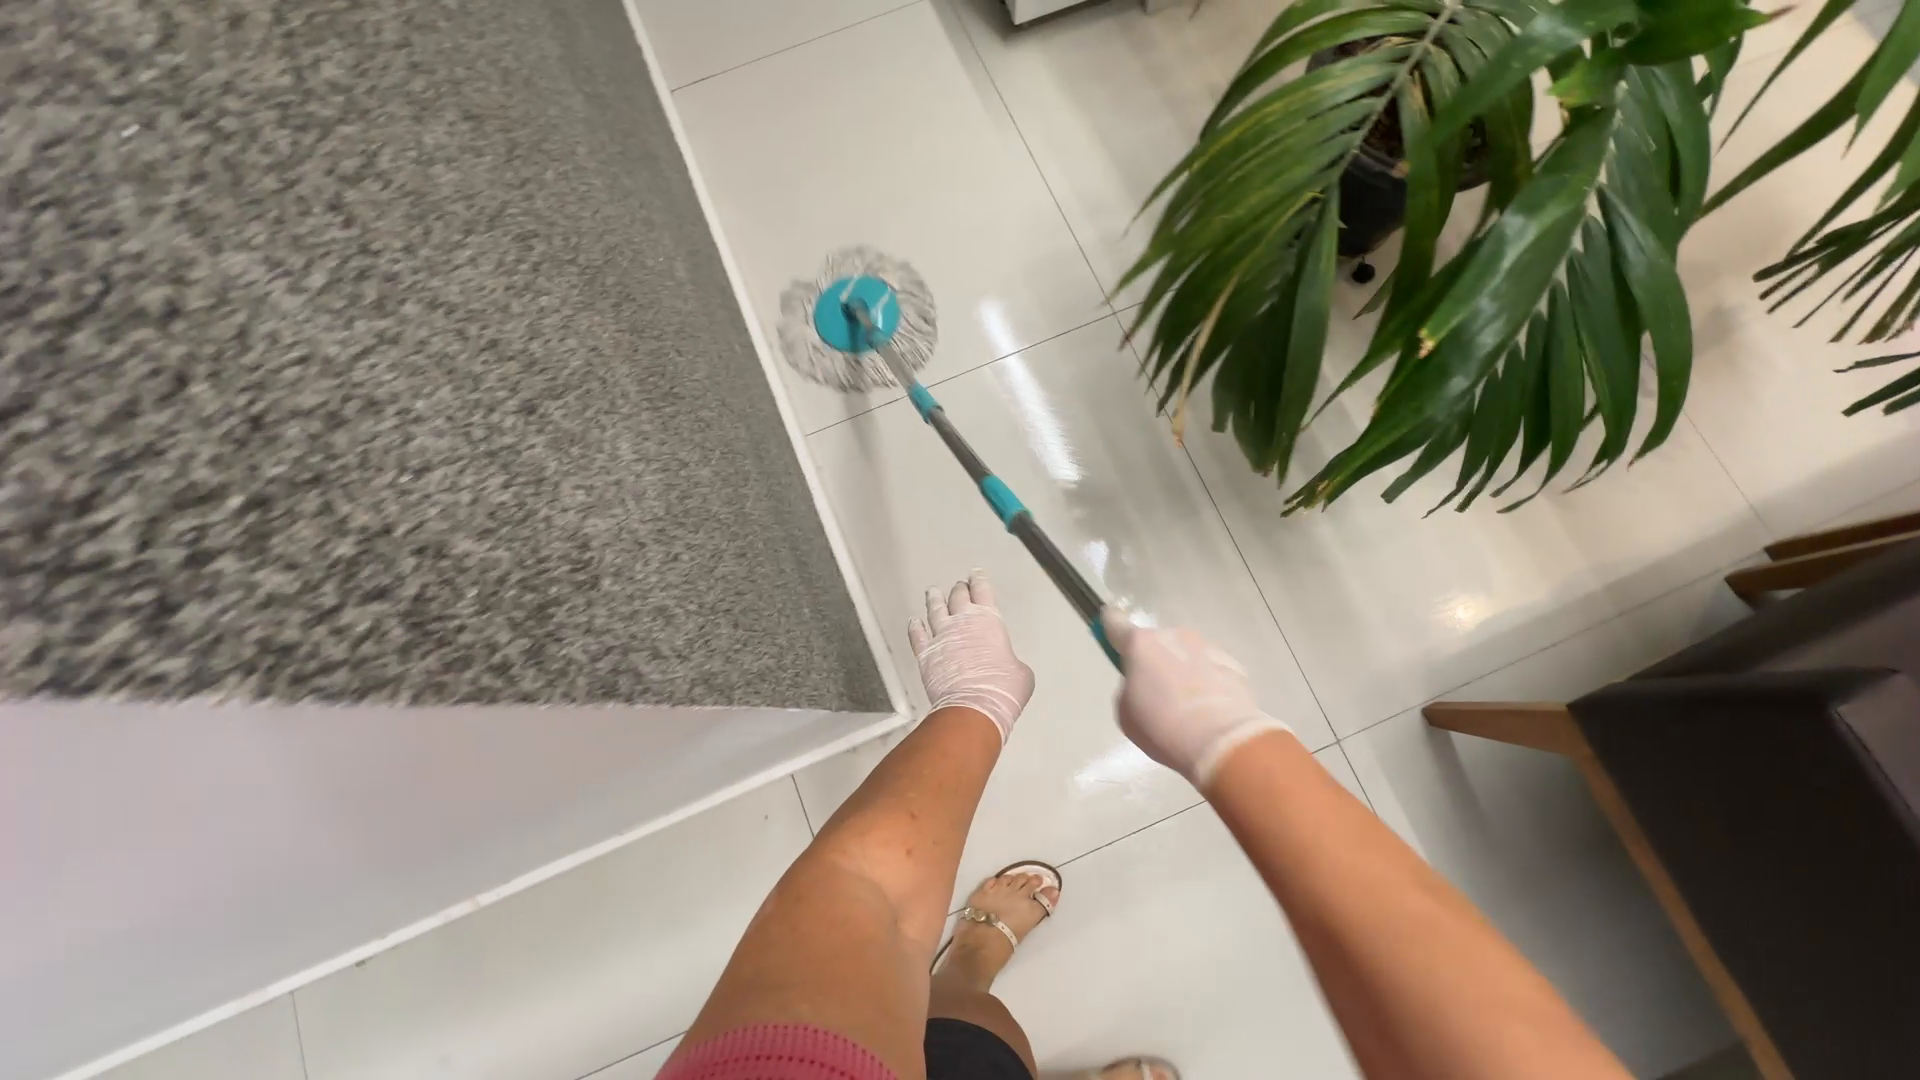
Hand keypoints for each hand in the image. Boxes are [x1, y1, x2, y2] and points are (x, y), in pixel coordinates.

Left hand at [909, 571, 1034, 743]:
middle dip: (959, 589)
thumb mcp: (1021, 673)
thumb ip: (1011, 660)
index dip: (980, 581)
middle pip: (958, 597)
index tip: (976, 574)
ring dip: (934, 599)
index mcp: (989, 621)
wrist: (974, 707)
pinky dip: (915, 627)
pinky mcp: (926, 655)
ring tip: (933, 591)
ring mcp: (941, 637)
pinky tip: (914, 622)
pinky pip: (917, 636)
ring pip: (935, 610)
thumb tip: (1007, 666)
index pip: (983, 592)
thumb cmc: (1003, 689)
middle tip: (959, 585)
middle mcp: (963, 623)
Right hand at [1101, 607, 1292, 789]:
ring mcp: (1207, 647)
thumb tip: (1144, 684)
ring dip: (1184, 671)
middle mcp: (1174, 636)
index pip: (1115, 622)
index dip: (1110, 625)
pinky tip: (1210, 711)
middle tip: (1157, 693)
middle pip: (1157, 643)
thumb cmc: (1161, 726)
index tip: (1110, 628)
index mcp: (1140, 644)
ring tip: (1188, 708)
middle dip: (1155, 661)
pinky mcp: (1233, 665)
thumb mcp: (1126, 712)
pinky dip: (1209, 684)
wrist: (1220, 741)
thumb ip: (1129, 689)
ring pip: (1187, 654)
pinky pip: (1212, 670)